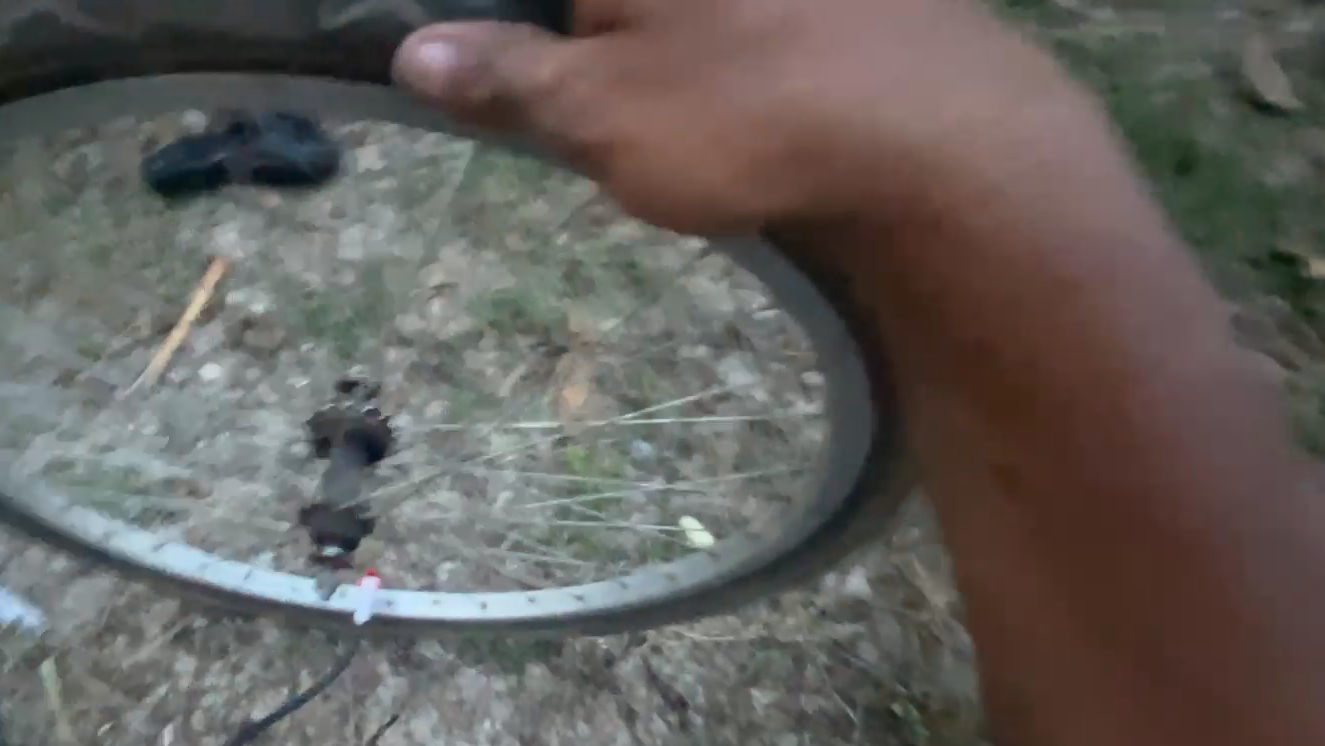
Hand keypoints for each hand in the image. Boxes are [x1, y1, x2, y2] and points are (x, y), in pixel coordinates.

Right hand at [392, 0, 1102, 236]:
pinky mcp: (777, 3)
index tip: (455, 63)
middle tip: (552, 106)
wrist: (924, 141)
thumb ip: (501, 77)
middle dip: (547, 33)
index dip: (480, 23)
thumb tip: (411, 53)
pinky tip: (683, 98)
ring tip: (629, 115)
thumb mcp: (597, 112)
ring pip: (627, 14)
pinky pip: (689, 20)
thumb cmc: (741, 117)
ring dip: (601, 44)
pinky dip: (658, 45)